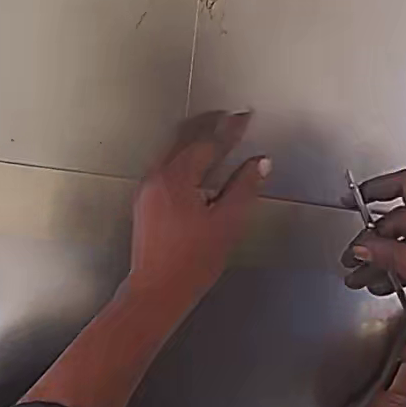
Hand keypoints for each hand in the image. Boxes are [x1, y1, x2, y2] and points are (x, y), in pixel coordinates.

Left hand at [127, 111, 270, 307]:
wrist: (157, 290)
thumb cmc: (191, 262)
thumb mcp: (226, 223)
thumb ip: (244, 188)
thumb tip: (260, 163)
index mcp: (176, 179)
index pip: (208, 143)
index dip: (231, 129)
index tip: (246, 116)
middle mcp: (156, 178)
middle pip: (185, 139)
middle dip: (210, 126)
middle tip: (231, 118)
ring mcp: (147, 190)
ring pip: (172, 152)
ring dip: (196, 141)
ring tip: (218, 136)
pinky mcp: (145, 202)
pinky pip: (165, 168)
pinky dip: (184, 159)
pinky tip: (197, 166)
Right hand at [340, 169, 405, 342]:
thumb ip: (391, 255)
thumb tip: (364, 246)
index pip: (404, 184)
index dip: (374, 189)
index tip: (353, 199)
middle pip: (403, 218)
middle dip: (374, 240)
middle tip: (354, 259)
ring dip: (387, 259)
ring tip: (366, 277)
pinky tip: (393, 283)